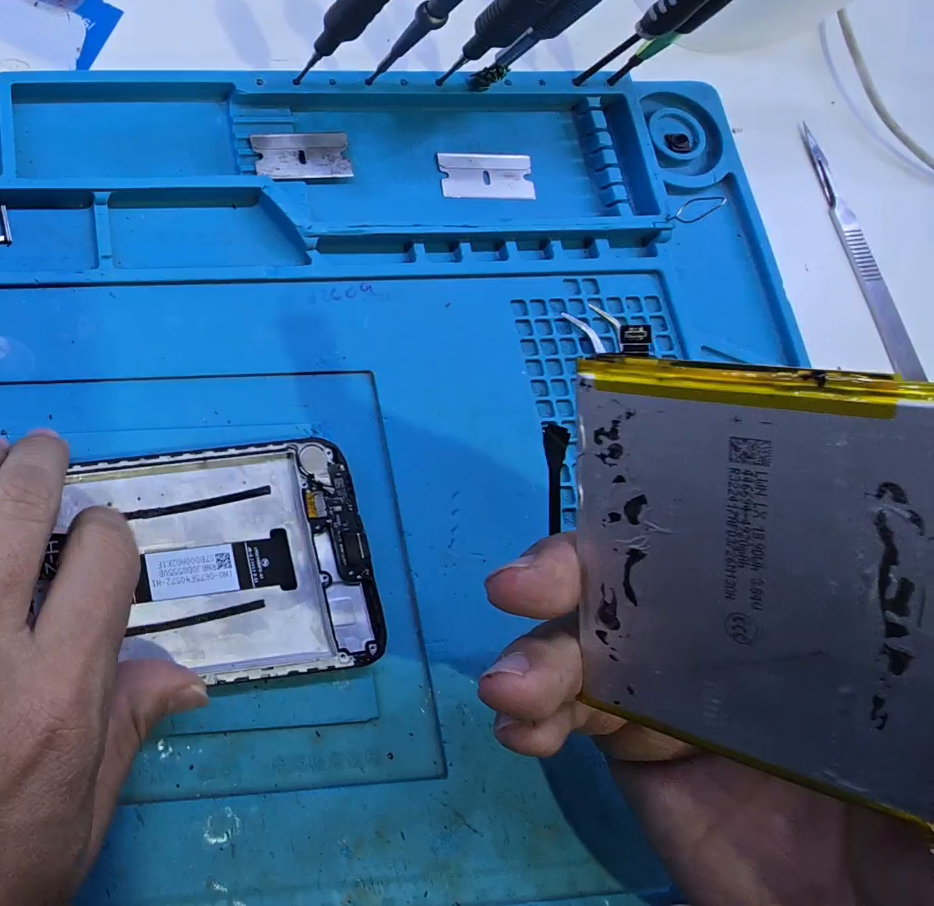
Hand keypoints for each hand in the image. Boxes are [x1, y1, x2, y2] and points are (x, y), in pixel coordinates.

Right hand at [482, 533, 933, 905]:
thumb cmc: (930, 861)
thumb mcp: (932, 760)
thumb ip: (908, 683)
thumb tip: (900, 591)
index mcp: (817, 644)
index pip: (727, 561)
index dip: (656, 537)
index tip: (603, 544)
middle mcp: (732, 657)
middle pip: (633, 592)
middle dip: (565, 578)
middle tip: (514, 591)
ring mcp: (677, 702)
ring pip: (584, 650)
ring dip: (534, 661)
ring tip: (508, 695)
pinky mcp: (638, 753)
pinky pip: (570, 715)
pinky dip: (533, 717)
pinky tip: (519, 732)